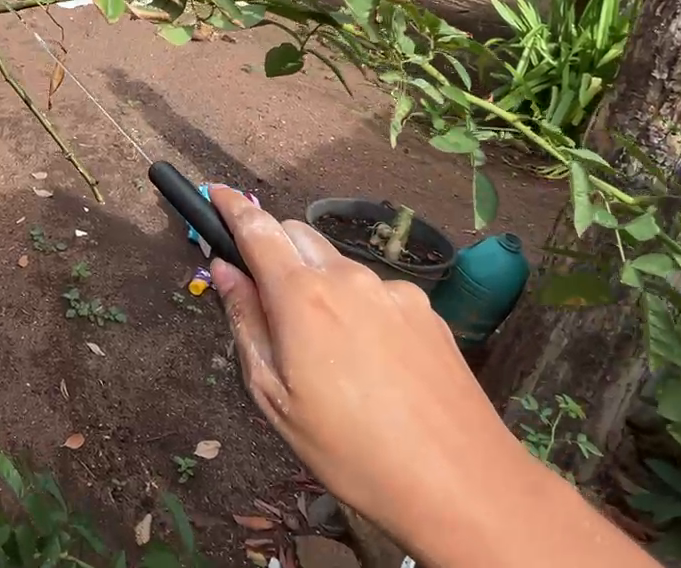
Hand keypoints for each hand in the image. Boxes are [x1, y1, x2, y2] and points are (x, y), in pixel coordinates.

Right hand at [204, 187, 541, 551]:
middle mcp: (347, 278)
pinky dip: (355, 303)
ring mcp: (392, 292)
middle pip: (296, 233)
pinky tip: (368, 357)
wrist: (466, 488)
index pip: (256, 228)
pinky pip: (374, 290)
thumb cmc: (351, 449)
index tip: (214, 192)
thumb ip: (245, 321)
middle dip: (271, 245)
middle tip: (263, 292)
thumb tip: (224, 270)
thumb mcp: (273, 394)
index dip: (230, 205)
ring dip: (314, 279)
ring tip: (323, 344)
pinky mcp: (425, 311)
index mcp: (301, 296)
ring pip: (336, 264)